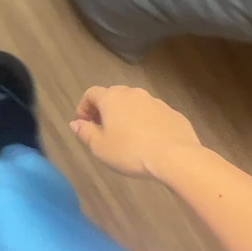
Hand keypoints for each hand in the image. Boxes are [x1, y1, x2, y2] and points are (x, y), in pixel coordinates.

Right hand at [71, 86, 204, 179]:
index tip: (83, 124)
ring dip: (127, 116)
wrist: (176, 156)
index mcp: (111, 98)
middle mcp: (132, 94)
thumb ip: (85, 133)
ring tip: (127, 137)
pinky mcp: (173, 113)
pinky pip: (153, 115)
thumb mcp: (101, 147)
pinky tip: (149, 141)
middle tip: (103, 130)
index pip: (91, 93)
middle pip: (113, 96)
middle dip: (105, 110)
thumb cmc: (131, 151)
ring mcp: (155, 101)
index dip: (83, 107)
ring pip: (135, 104)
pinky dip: (147, 123)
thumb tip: (76, 123)